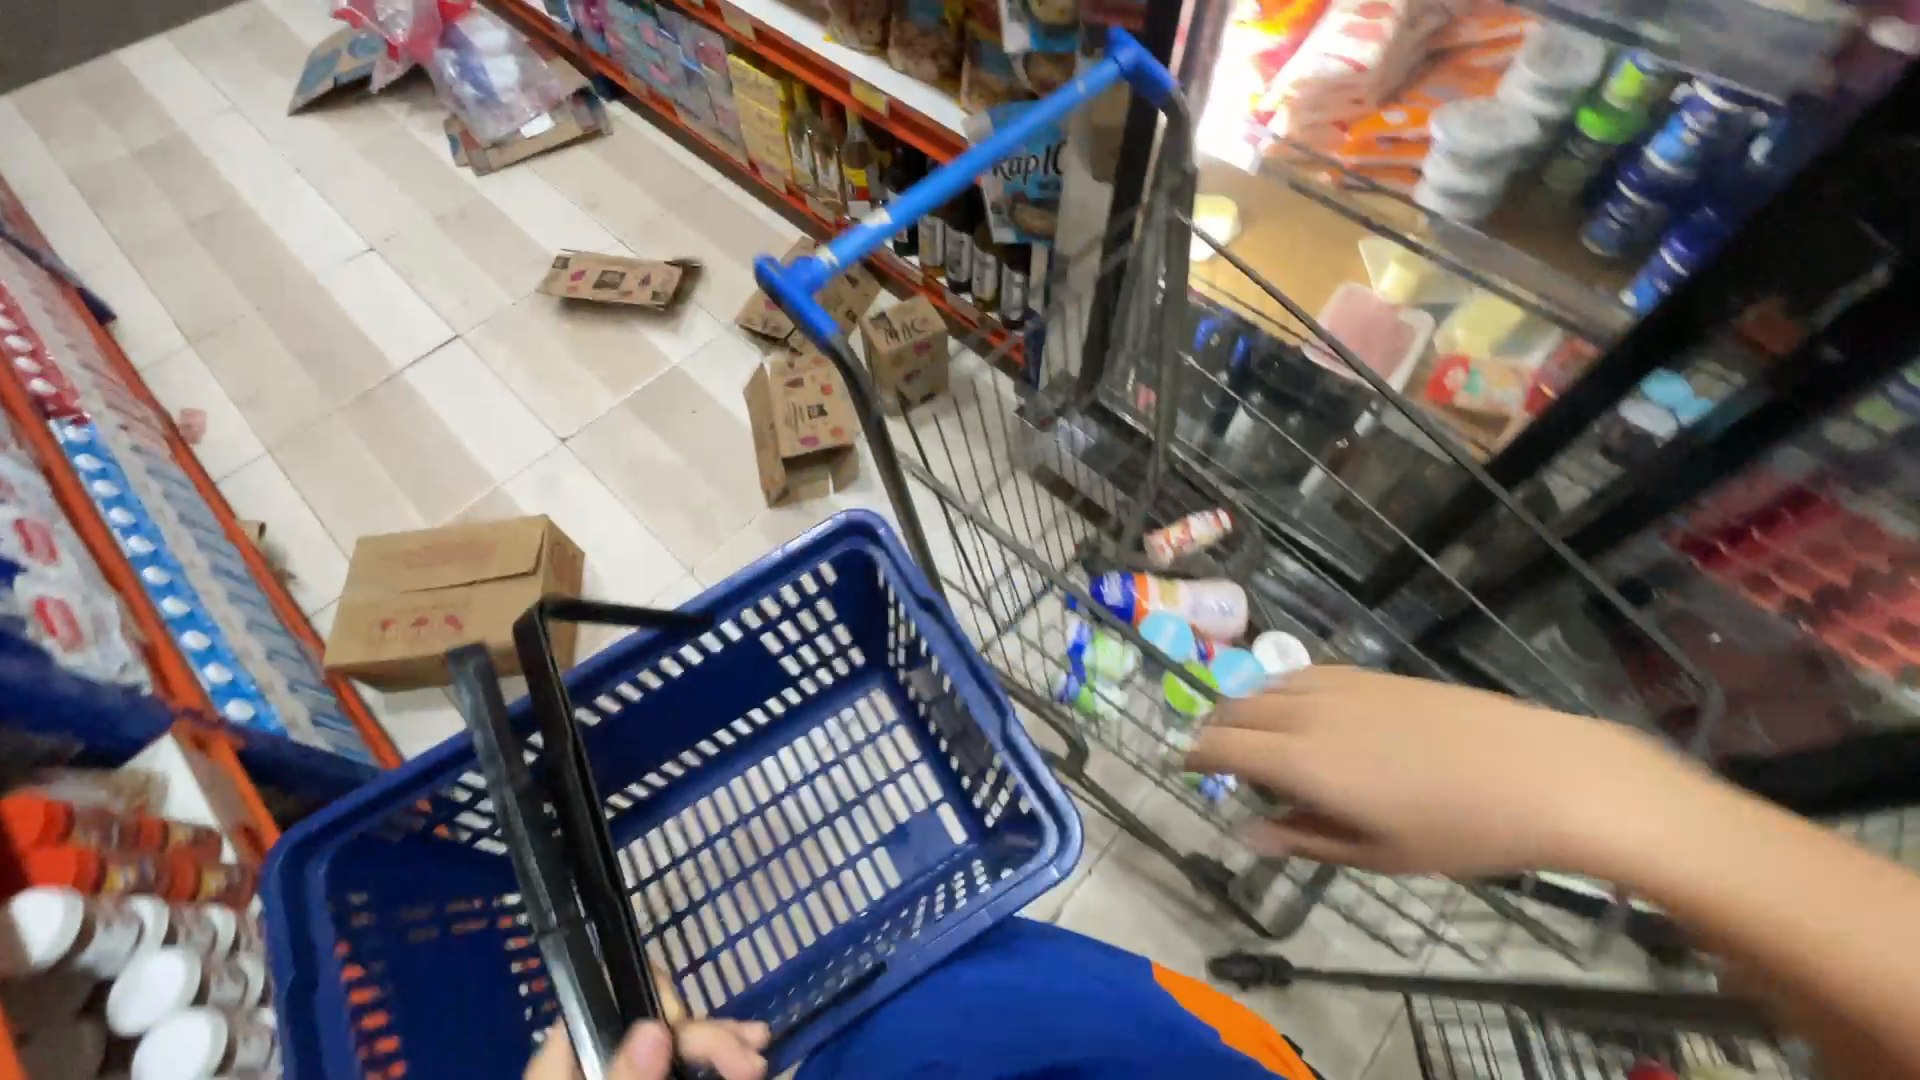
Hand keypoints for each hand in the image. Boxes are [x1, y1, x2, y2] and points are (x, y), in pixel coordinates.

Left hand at [525, 1019, 770, 1079]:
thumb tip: (655, 1027)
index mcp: (564, 1067)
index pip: (602, 1005)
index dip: (651, 999)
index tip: (688, 1025)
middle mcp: (594, 1066)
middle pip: (653, 1026)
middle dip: (706, 1036)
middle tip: (751, 1060)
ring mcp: (626, 1078)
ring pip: (675, 1045)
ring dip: (721, 1045)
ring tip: (759, 1054)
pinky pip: (683, 1068)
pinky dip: (717, 1062)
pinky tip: (749, 1062)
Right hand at [1185, 667, 1706, 876]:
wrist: (1541, 773)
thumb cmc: (1458, 830)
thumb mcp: (1377, 854)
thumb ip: (1302, 839)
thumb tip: (1247, 832)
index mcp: (1302, 762)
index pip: (1223, 747)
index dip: (1196, 755)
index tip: (1185, 766)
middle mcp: (1306, 714)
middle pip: (1235, 710)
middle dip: (1214, 732)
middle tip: (1216, 758)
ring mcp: (1338, 687)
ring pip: (1264, 687)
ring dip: (1244, 709)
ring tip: (1252, 735)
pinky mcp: (1367, 674)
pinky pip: (1299, 674)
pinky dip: (1278, 691)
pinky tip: (1297, 709)